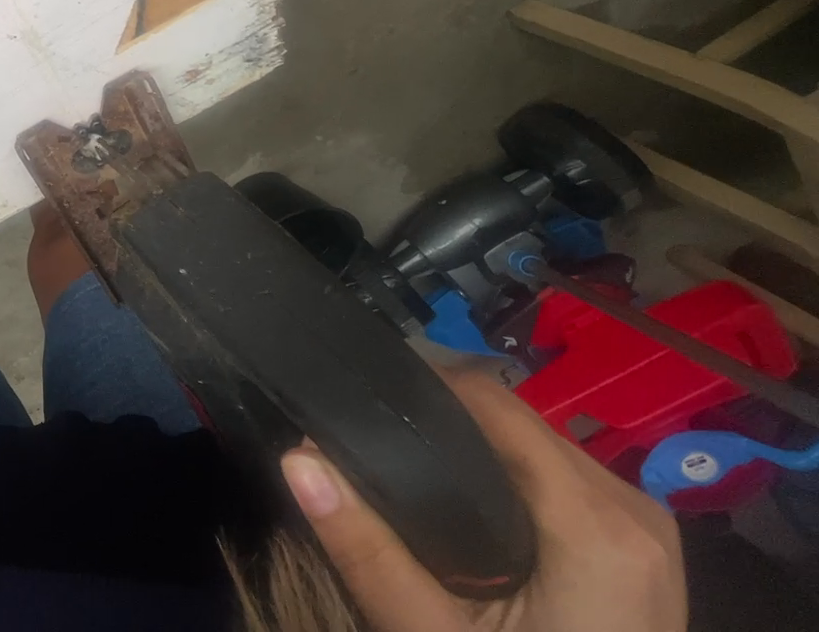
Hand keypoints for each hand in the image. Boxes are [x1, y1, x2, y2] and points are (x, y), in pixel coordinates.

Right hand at [281, 369, 685, 630]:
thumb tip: (296, 459)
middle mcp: (629, 504)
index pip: (493, 402)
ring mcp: (642, 525)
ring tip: (399, 466)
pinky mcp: (637, 545)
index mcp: (595, 521)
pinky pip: (554, 475)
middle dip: (434, 420)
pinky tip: (456, 501)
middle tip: (363, 443)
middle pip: (512, 420)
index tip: (354, 398)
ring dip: (465, 445)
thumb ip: (367, 550)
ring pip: (532, 443)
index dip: (418, 386)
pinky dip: (499, 473)